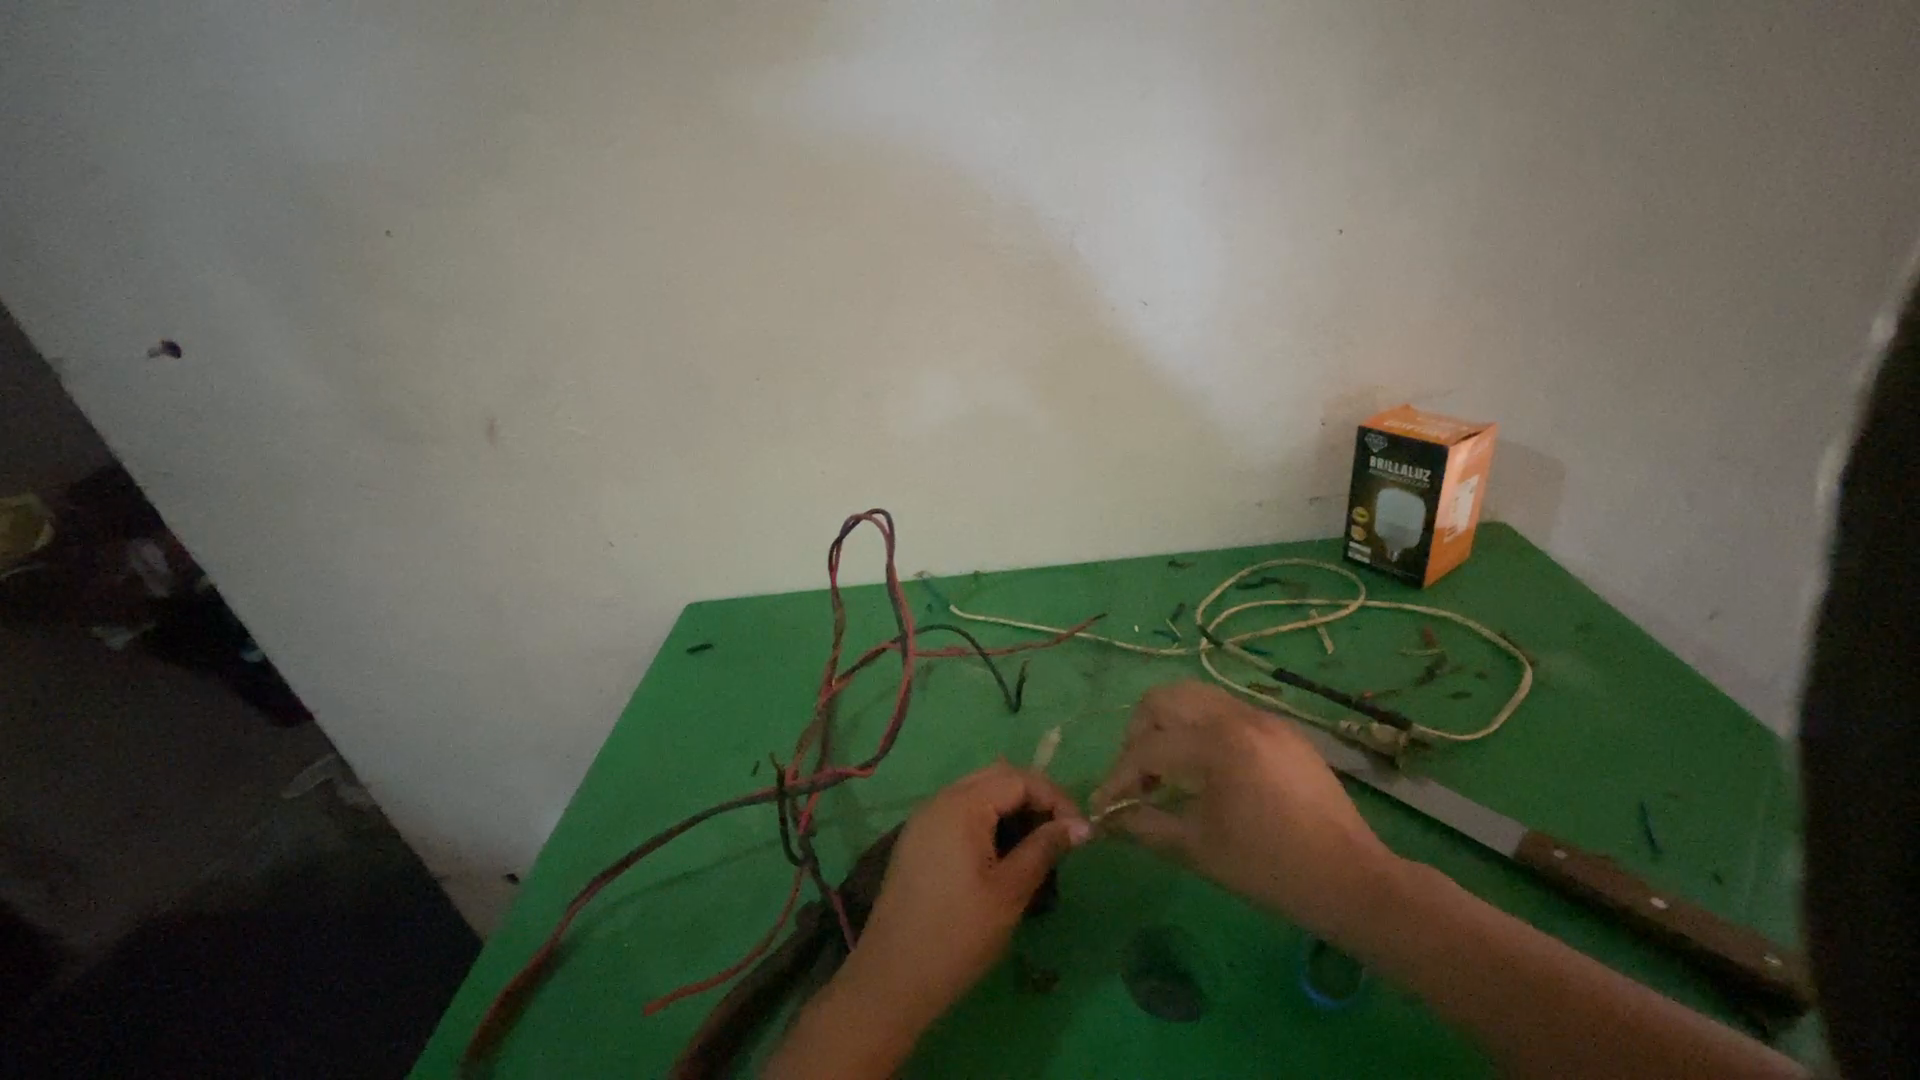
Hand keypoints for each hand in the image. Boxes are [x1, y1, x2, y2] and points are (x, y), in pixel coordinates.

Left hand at [841, 763, 1090, 1024]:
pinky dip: (989, 823)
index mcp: (961, 805)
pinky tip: (1004, 856)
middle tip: (1061, 836)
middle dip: (1035, 799)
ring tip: (1037, 848)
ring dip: (1012, 811)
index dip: (1056, 799)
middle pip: (997, 778)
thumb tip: (1081, 825)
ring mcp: (924, 821)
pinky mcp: (918, 842)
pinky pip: (961, 814)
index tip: (1080, 834)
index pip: (1019, 778)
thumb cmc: (958, 934)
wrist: (893, 978)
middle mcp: (939, 801)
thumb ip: (1044, 848)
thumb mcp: (1010, 890)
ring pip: (978, 794)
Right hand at [1091, 681, 1397, 940]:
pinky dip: (1200, 730)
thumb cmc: (1270, 869)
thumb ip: (1145, 825)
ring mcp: (1265, 719)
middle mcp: (1239, 717)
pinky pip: (1226, 712)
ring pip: (1196, 697)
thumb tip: (1108, 818)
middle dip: (1139, 734)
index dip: (1118, 778)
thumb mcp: (1198, 849)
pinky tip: (1205, 771)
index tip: (1103, 806)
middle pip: (1164, 699)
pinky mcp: (1282, 730)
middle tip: (1137, 776)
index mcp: (1218, 745)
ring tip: (1167, 770)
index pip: (1147, 749)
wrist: (1352, 881)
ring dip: (1169, 726)